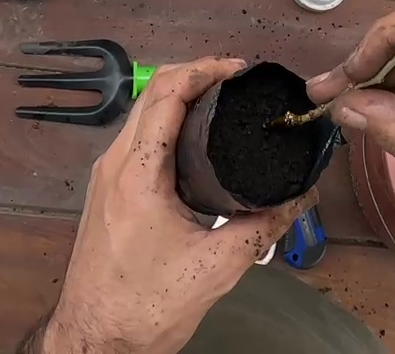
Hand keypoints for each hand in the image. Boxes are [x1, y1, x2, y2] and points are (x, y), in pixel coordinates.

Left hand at [30, 58, 312, 353]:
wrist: (92, 342)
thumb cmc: (147, 306)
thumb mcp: (214, 268)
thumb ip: (261, 226)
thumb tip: (302, 197)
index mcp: (138, 172)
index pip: (166, 94)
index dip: (203, 70)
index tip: (238, 69)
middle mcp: (114, 161)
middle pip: (151, 91)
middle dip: (194, 73)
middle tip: (235, 79)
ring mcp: (105, 172)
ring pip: (141, 109)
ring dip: (178, 92)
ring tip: (221, 97)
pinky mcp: (106, 185)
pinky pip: (137, 132)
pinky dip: (166, 116)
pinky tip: (194, 132)